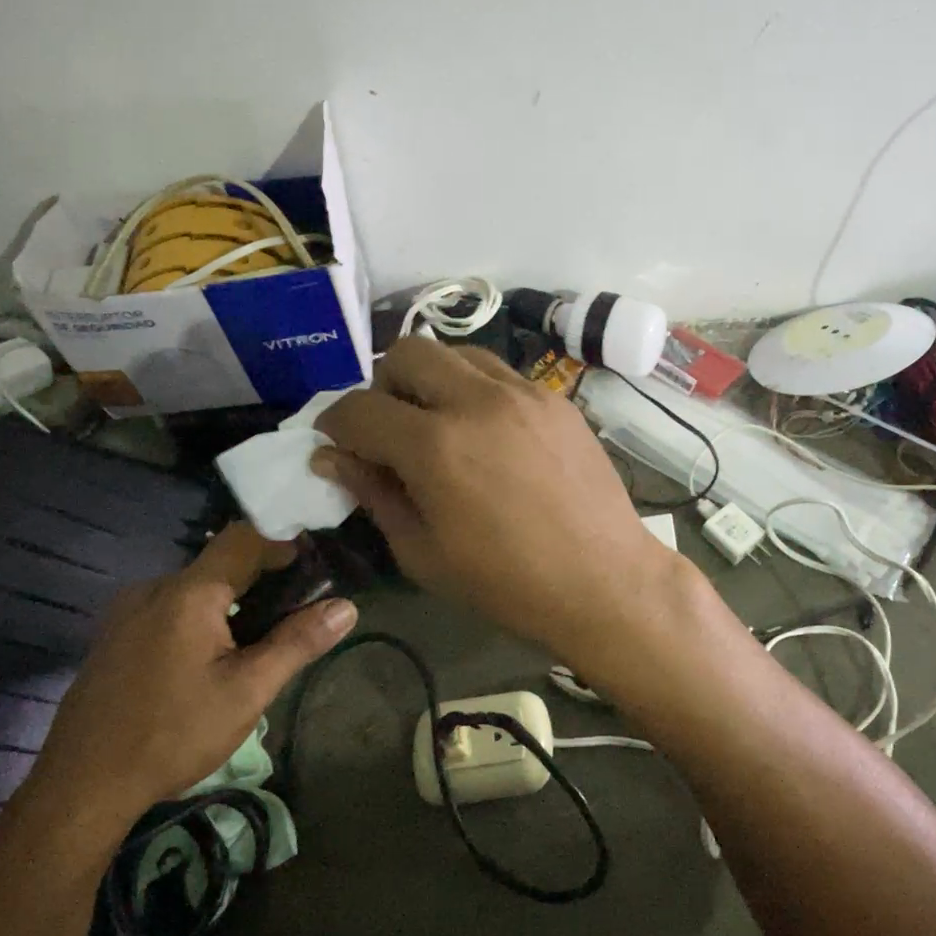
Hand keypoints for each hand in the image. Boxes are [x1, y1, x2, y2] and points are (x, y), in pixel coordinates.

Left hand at [26, 523, 358, 819]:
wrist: (81, 788)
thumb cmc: (172, 734)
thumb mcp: (248, 691)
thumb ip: (297, 643)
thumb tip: (348, 607)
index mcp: (188, 593)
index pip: (245, 538)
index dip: (284, 542)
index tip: (317, 565)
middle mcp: (153, 589)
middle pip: (221, 565)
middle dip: (263, 581)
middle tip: (296, 617)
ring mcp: (127, 613)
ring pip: (195, 590)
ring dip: (232, 604)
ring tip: (259, 646)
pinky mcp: (115, 638)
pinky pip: (170, 610)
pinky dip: (202, 620)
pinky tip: (212, 663)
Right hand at [313, 337, 692, 663]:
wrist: (603, 580)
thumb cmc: (507, 582)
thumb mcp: (423, 552)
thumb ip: (374, 494)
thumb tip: (333, 458)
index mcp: (436, 445)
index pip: (360, 408)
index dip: (335, 425)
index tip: (337, 445)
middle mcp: (478, 401)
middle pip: (407, 353)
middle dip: (384, 385)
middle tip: (391, 428)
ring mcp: (525, 393)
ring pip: (459, 353)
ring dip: (435, 379)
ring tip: (441, 423)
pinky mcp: (557, 399)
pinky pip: (502, 373)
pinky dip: (479, 390)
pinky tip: (490, 434)